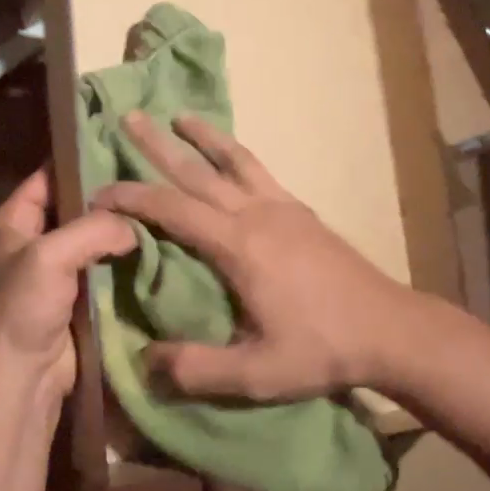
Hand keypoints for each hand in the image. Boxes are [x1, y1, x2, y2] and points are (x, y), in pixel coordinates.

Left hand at [0, 169, 136, 393]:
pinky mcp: (79, 294)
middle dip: (109, 197)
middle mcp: (34, 238)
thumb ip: (94, 229)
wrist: (26, 373)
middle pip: (76, 206)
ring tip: (161, 207)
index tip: (122, 147)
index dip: (79, 161)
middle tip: (151, 179)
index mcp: (14, 220)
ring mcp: (58, 268)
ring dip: (122, 230)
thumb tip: (134, 226)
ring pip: (95, 237)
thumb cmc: (26, 305)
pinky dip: (126, 259)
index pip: (49, 176)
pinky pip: (106, 266)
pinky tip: (157, 245)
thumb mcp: (52, 254)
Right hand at [93, 113, 439, 401]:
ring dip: (203, 136)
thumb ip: (197, 369)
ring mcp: (282, 208)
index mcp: (238, 246)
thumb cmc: (322, 349)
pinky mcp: (301, 212)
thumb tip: (144, 358)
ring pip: (233, 160)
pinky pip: (260, 171)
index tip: (98, 192)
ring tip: (179, 116)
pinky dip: (237, 154)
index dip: (131, 198)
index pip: (171, 210)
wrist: (391, 330)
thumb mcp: (256, 374)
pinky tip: (231, 156)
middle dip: (158, 146)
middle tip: (128, 116)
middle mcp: (256, 214)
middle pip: (197, 171)